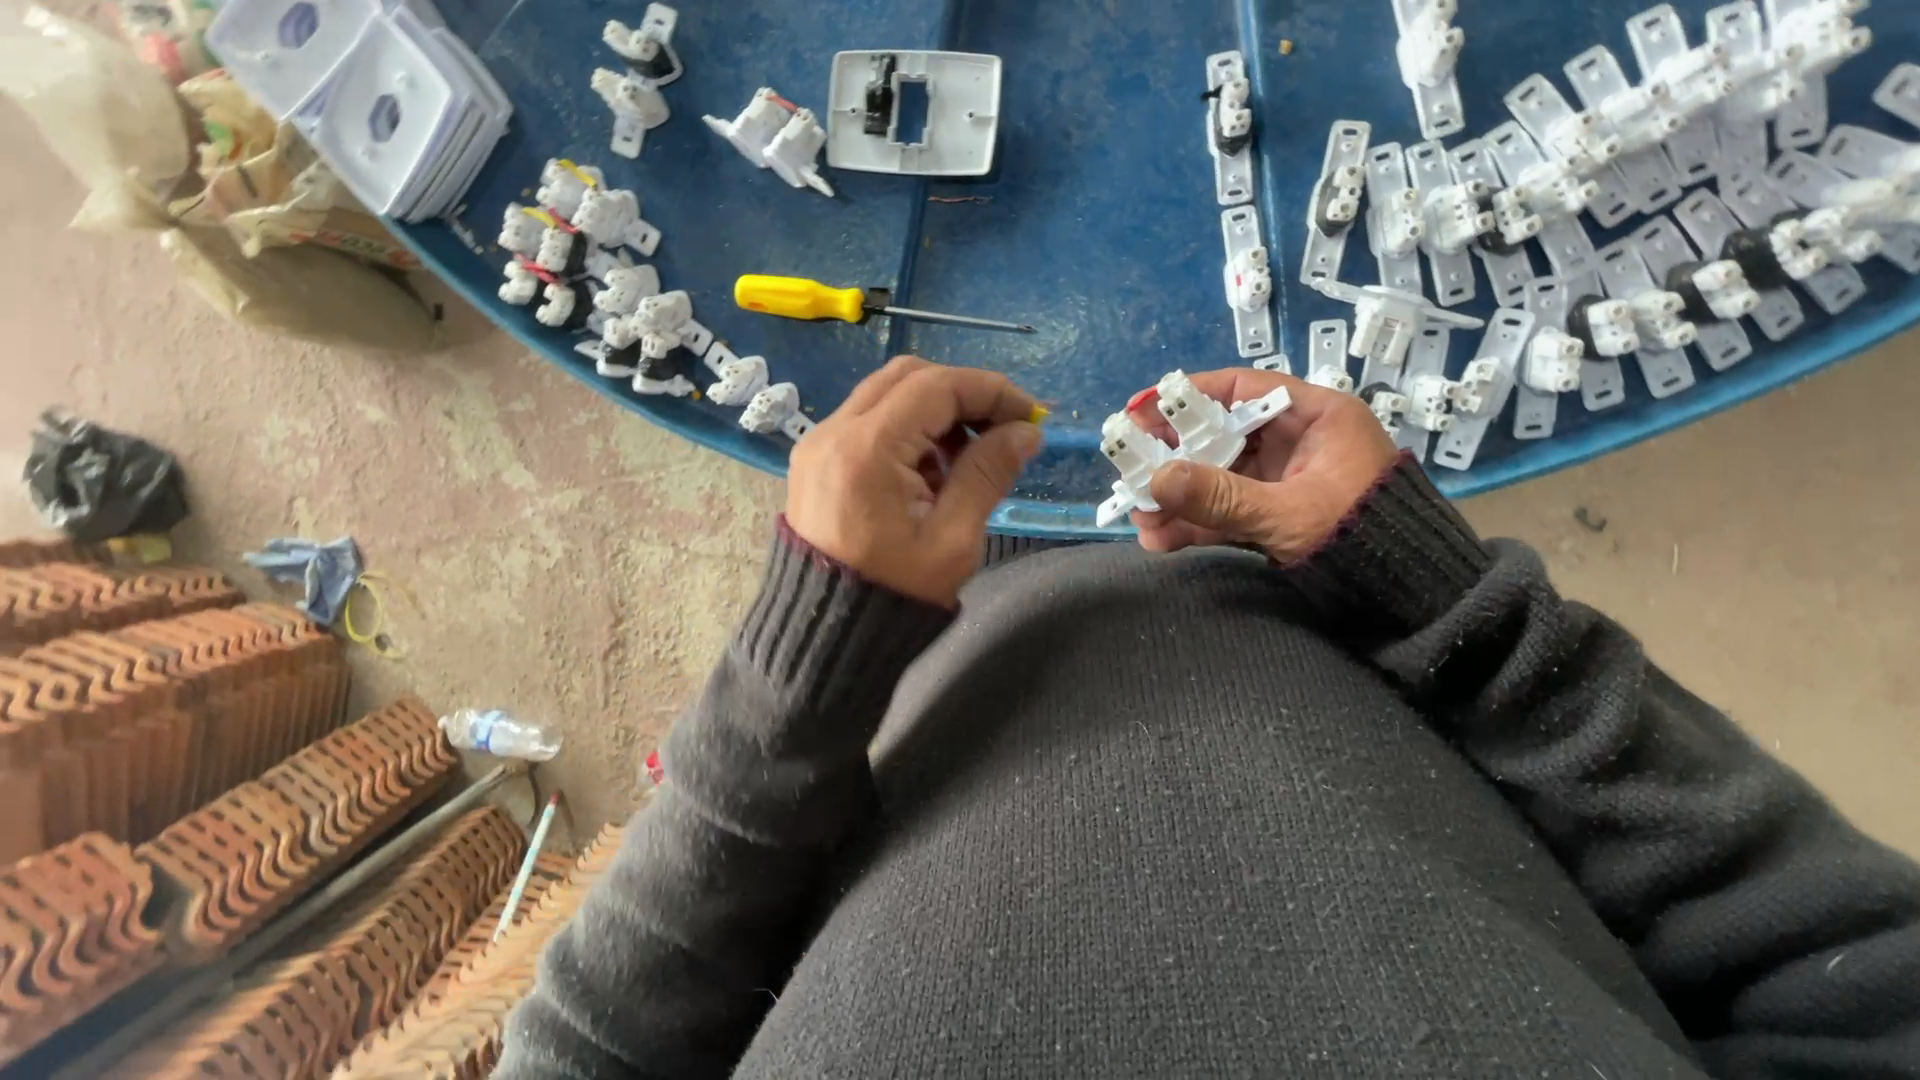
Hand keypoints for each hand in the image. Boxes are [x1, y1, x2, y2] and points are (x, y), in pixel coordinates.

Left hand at [787, 357, 1044, 607]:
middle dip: (963, 393)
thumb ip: (988, 474)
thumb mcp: (953, 539)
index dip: (990, 391)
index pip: (936, 386)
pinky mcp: (816, 458)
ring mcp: (819, 442)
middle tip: (1001, 429)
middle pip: (908, 376)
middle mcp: (834, 432)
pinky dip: (906, 428)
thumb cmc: (894, 592)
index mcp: (867, 450)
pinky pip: (867, 420)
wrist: (825, 632)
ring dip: (935, 409)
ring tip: (969, 456)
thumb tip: (1025, 433)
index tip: (1029, 417)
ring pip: (886, 393)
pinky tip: (931, 468)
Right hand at [1128, 369, 1397, 562]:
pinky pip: (1227, 511)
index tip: (1143, 411)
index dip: (1187, 398)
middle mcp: (1295, 442)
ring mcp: (1282, 480)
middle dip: (1173, 459)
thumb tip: (1156, 478)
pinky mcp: (1273, 515)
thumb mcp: (1286, 512)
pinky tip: (1159, 539)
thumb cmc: (1360, 535)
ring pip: (1217, 479)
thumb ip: (1220, 496)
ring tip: (1138, 517)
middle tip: (1129, 469)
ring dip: (1177, 499)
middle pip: (1220, 437)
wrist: (1408, 595)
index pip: (1241, 391)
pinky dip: (1195, 524)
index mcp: (1314, 417)